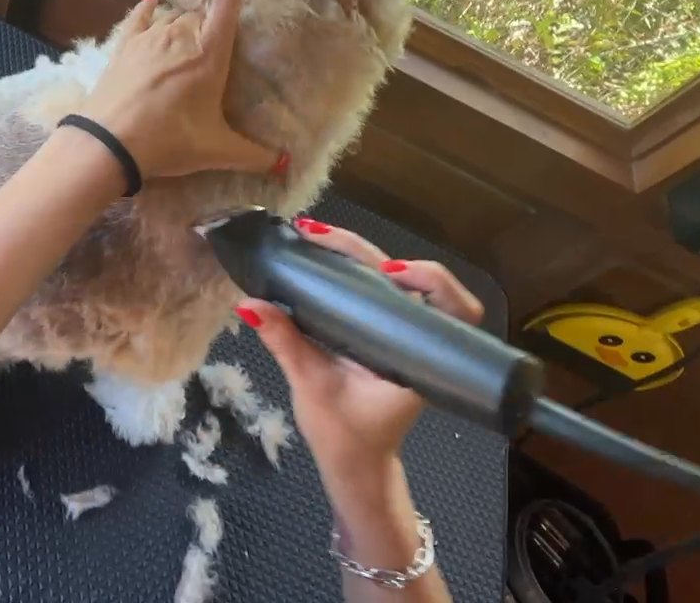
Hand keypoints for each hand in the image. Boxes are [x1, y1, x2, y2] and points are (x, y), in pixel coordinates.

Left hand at [77, 0, 280, 178]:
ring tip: (177, 71)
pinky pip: (141, 17)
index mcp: (210, 51)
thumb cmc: (169, 142)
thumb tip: (285, 166)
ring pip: (174, 20)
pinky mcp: (124, 44)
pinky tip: (151, 5)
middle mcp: (180, 33)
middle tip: (207, 68)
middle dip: (210, 32)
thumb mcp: (215, 150)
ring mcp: (149, 36)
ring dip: (181, 33)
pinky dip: (149, 12)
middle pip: (203, 17)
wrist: (108, 143)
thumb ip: (253, 154)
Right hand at [235, 220, 483, 496]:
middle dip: (363, 249)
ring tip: (314, 235)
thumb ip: (286, 344)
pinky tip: (319, 252)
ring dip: (354, 251)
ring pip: (386, 276)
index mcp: (418, 358)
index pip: (450, 308)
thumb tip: (249, 304)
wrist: (353, 464)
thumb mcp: (313, 388)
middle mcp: (413, 337)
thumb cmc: (345, 436)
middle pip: (406, 277)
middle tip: (317, 234)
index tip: (390, 271)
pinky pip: (370, 288)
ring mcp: (395, 330)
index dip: (430, 279)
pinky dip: (348, 266)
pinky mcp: (375, 328)